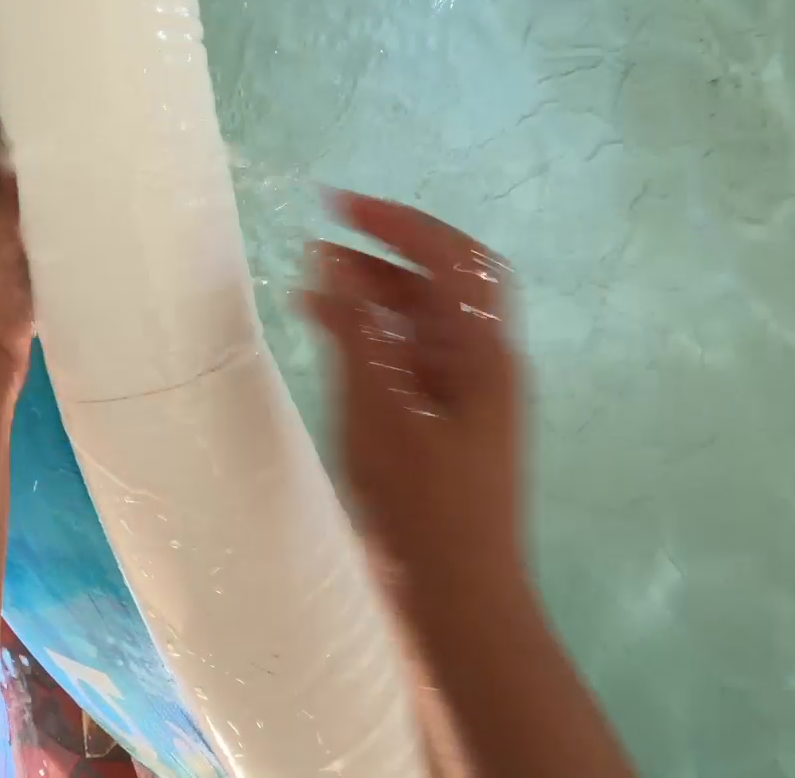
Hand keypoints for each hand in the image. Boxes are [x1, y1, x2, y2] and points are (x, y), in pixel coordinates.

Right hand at [299, 190, 526, 604]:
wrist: (454, 590)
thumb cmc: (419, 501)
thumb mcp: (378, 410)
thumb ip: (355, 333)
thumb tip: (332, 264)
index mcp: (481, 353)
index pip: (451, 258)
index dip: (398, 222)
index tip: (338, 204)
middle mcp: (481, 360)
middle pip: (440, 280)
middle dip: (385, 246)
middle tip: (326, 227)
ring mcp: (462, 387)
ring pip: (419, 313)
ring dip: (371, 285)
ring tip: (313, 272)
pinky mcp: (439, 411)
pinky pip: (404, 347)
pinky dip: (367, 325)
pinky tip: (325, 324)